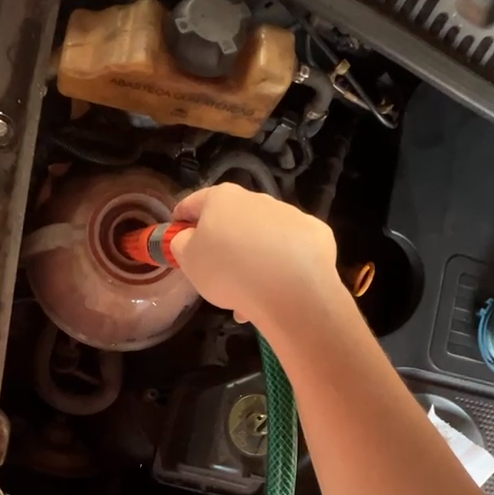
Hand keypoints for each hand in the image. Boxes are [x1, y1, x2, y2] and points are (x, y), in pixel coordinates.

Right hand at [168, 184, 340, 331]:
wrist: (291, 289)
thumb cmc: (228, 271)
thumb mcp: (189, 261)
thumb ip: (182, 244)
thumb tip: (188, 237)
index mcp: (222, 198)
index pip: (193, 203)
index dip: (181, 219)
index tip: (177, 236)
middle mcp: (257, 198)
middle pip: (232, 221)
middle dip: (223, 245)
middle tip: (216, 275)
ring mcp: (290, 214)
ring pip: (262, 238)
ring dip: (252, 260)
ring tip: (248, 296)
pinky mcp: (315, 234)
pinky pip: (290, 250)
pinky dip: (281, 266)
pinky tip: (277, 290)